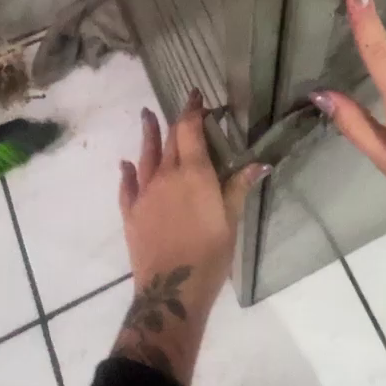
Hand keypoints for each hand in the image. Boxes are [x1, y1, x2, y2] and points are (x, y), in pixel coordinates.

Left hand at [113, 100, 267, 383]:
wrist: (172, 291)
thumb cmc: (210, 254)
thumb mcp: (231, 220)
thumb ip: (239, 187)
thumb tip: (260, 162)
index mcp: (194, 173)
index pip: (191, 130)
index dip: (193, 110)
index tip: (195, 94)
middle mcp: (166, 175)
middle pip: (169, 140)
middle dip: (175, 120)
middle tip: (181, 106)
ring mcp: (145, 194)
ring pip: (145, 157)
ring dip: (147, 135)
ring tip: (147, 116)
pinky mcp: (131, 213)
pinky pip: (127, 187)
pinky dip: (126, 172)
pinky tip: (125, 164)